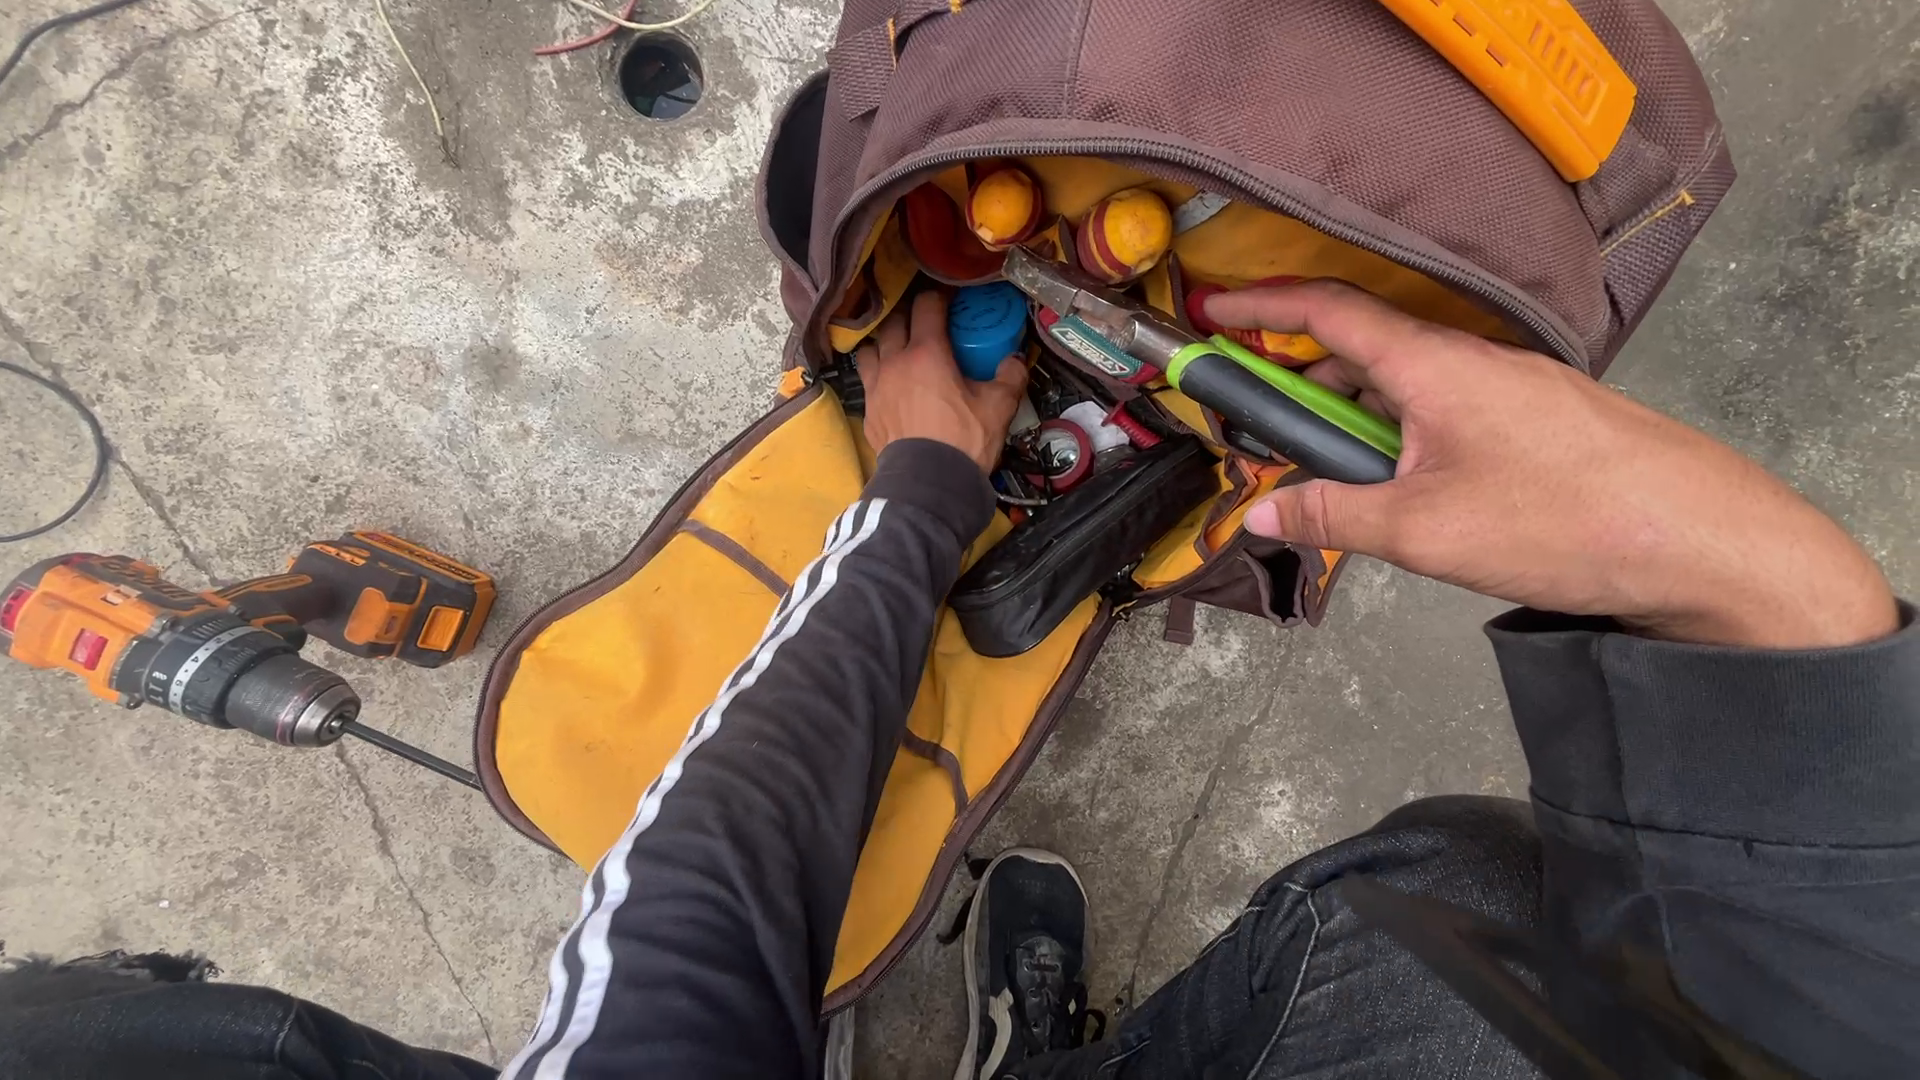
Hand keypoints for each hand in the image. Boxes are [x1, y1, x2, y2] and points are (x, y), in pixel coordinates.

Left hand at [855, 290, 1027, 472]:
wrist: (928, 484)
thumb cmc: (963, 442)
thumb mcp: (998, 408)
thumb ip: (1010, 376)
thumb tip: (1014, 360)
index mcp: (927, 353)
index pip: (928, 306)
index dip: (940, 297)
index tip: (950, 300)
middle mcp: (895, 362)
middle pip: (895, 321)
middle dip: (911, 315)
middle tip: (927, 321)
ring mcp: (876, 387)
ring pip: (871, 347)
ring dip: (885, 342)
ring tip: (899, 349)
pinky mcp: (868, 412)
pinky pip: (866, 380)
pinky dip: (876, 374)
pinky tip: (888, 383)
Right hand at [1205, 281, 1897, 647]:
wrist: (1714, 547)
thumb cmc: (1560, 525)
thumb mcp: (1421, 530)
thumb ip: (1331, 515)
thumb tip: (1259, 516)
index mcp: (1436, 368)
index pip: (1330, 313)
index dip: (1262, 306)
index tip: (1213, 309)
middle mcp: (1472, 362)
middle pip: (1361, 349)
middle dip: (1300, 379)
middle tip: (1266, 425)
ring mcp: (1510, 386)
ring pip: (1402, 383)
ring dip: (1350, 413)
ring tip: (1330, 471)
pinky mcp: (1535, 417)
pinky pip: (1440, 406)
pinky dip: (1394, 430)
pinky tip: (1398, 481)